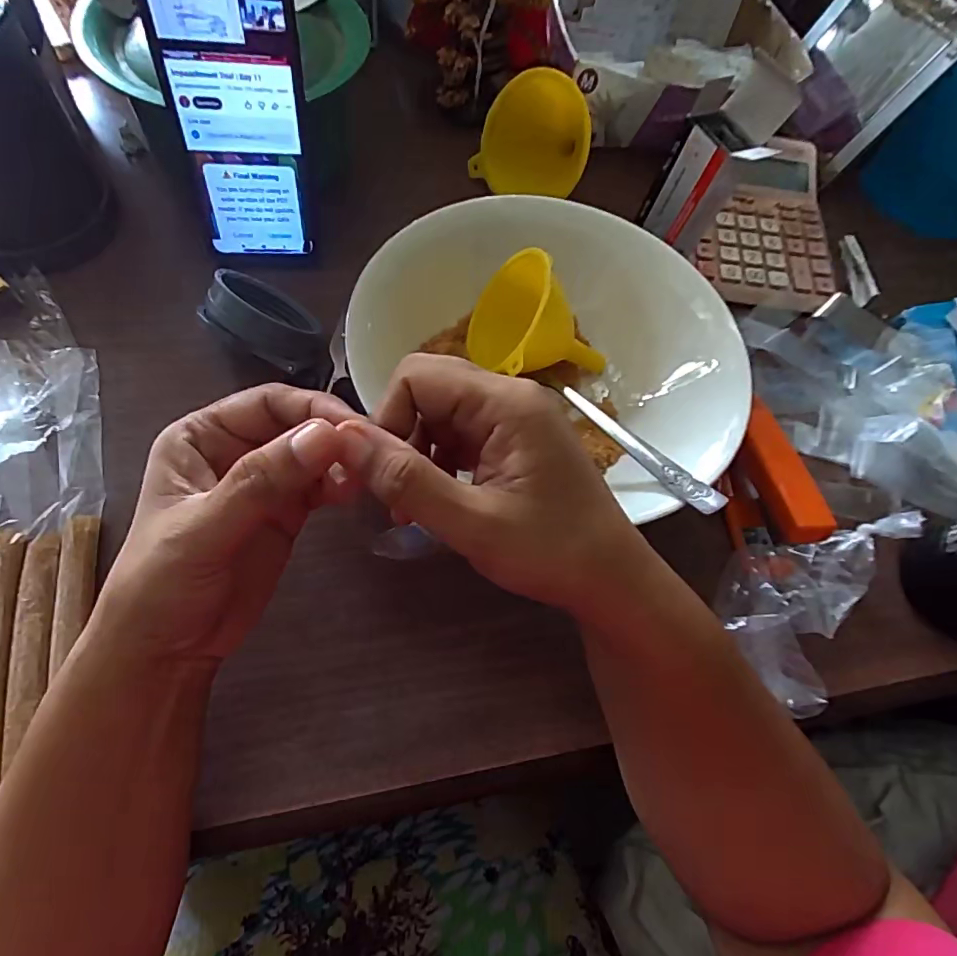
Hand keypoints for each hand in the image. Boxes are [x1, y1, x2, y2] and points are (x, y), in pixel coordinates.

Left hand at [86, 384, 355, 673]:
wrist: (165, 650)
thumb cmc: (161, 583)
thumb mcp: (203, 528)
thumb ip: (259, 482)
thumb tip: (324, 436)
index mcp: (201, 437)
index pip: (266, 403)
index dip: (310, 409)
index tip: (351, 426)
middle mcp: (233, 452)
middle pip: (295, 426)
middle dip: (331, 435)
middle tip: (370, 451)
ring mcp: (261, 485)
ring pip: (312, 457)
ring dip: (340, 462)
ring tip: (365, 477)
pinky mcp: (283, 517)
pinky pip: (318, 489)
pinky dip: (338, 487)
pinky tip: (355, 493)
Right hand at [336, 354, 649, 615]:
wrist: (611, 580)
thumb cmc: (550, 552)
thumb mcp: (471, 522)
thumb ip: (407, 479)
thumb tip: (345, 438)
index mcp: (505, 403)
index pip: (416, 375)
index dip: (386, 417)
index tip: (383, 472)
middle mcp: (509, 397)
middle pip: (426, 389)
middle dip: (399, 437)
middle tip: (396, 492)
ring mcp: (514, 418)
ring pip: (437, 414)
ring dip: (415, 453)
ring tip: (415, 506)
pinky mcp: (513, 441)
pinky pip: (458, 435)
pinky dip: (437, 462)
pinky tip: (440, 500)